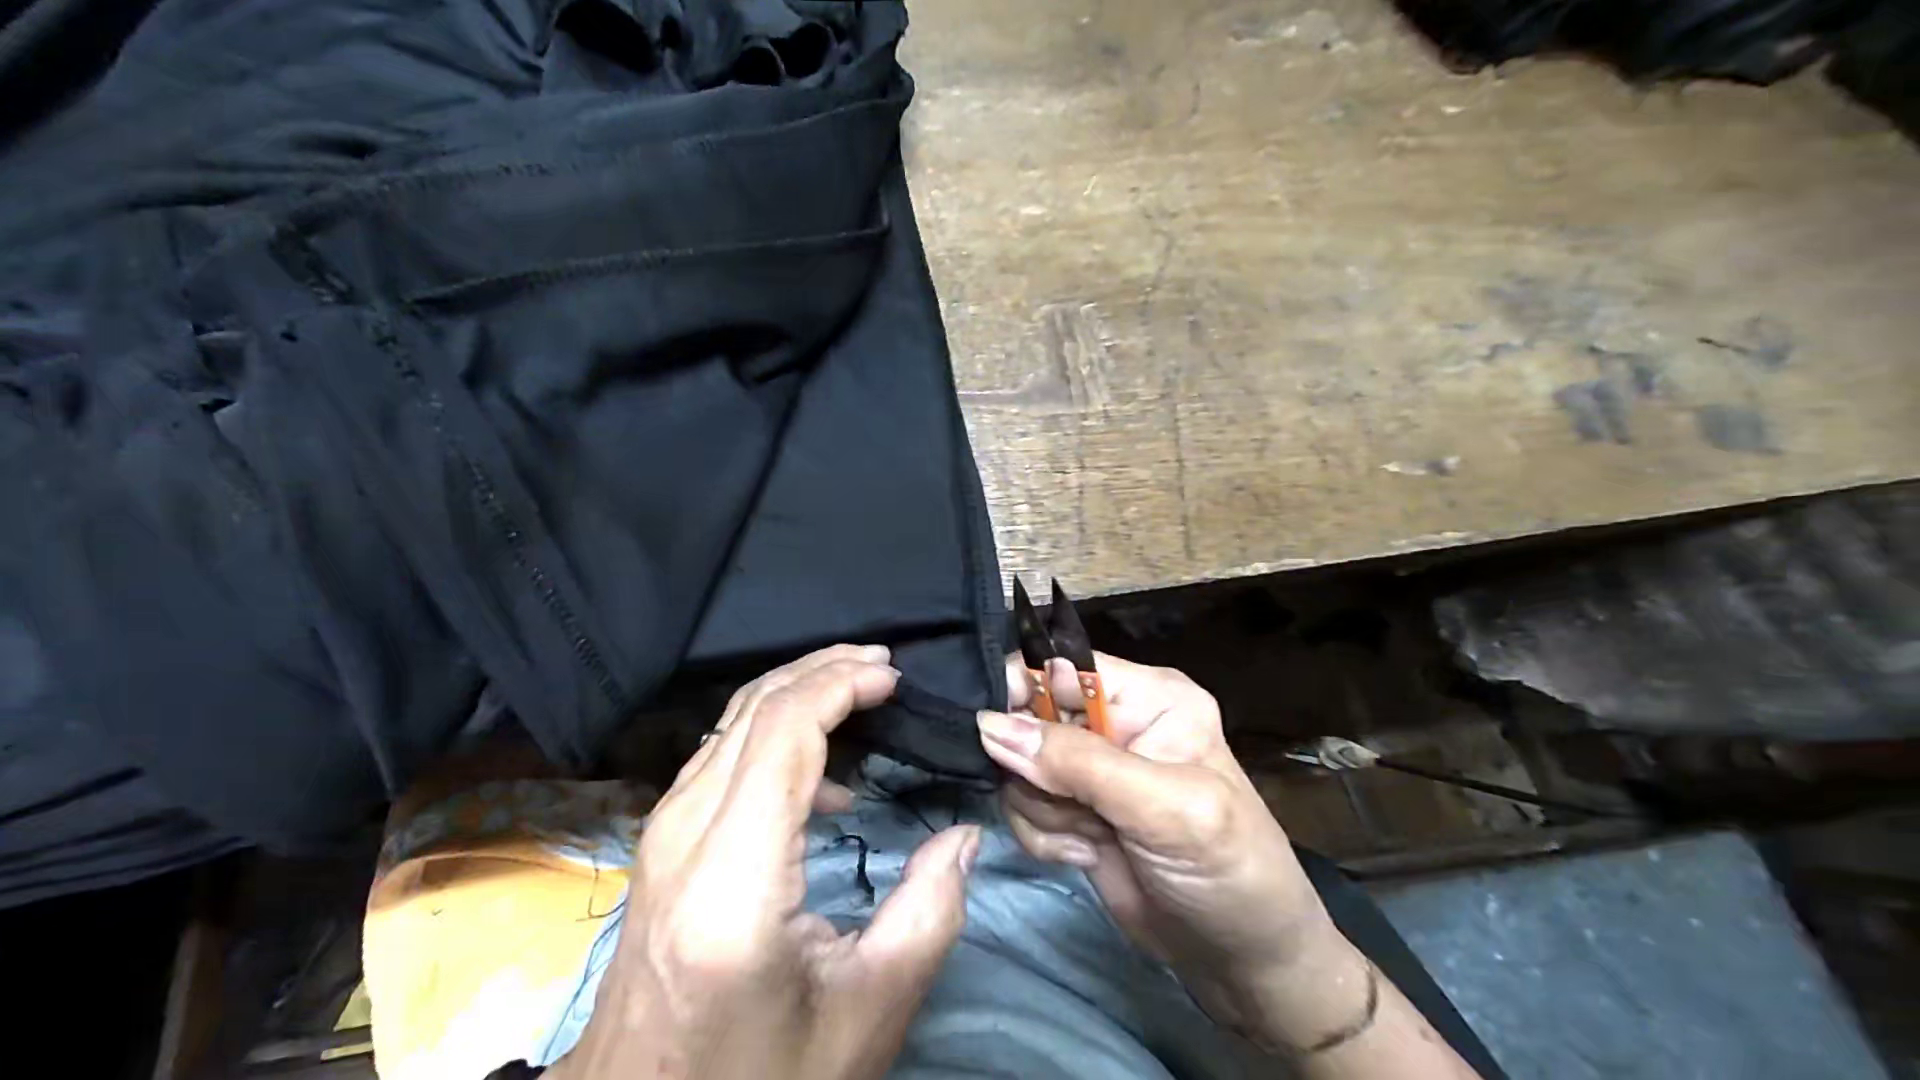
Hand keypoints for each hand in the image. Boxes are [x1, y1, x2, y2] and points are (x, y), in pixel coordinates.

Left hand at [550, 645, 981, 1079]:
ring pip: (731, 719)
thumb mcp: (866, 1014)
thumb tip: (965, 835)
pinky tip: (822, 767)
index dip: (841, 685)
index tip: (894, 678)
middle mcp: (685, 835)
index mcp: (734, 878)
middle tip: (885, 666)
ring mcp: (663, 831)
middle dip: (824, 670)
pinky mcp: (662, 839)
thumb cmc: (758, 1076)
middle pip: (753, 708)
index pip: (782, 732)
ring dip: (799, 689)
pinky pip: (721, 749)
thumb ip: (928, 914)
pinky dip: (774, 726)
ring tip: (862, 691)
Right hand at [975, 651, 1352, 1046]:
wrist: (1242, 962)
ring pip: (1018, 766)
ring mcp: (1089, 768)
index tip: (997, 733)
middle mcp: (1113, 722)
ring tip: (1092, 836)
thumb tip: (990, 725)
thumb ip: (1079, 763)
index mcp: (1147, 696)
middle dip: (1036, 767)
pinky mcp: (1073, 810)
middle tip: (1069, 804)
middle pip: (1027, 715)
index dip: (1022, 690)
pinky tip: (1087, 854)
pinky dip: (1042, 835)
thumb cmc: (1229, 871)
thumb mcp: (1165, 809)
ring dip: (1043, 808)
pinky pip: (1023, 804)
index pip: (1062, 666)